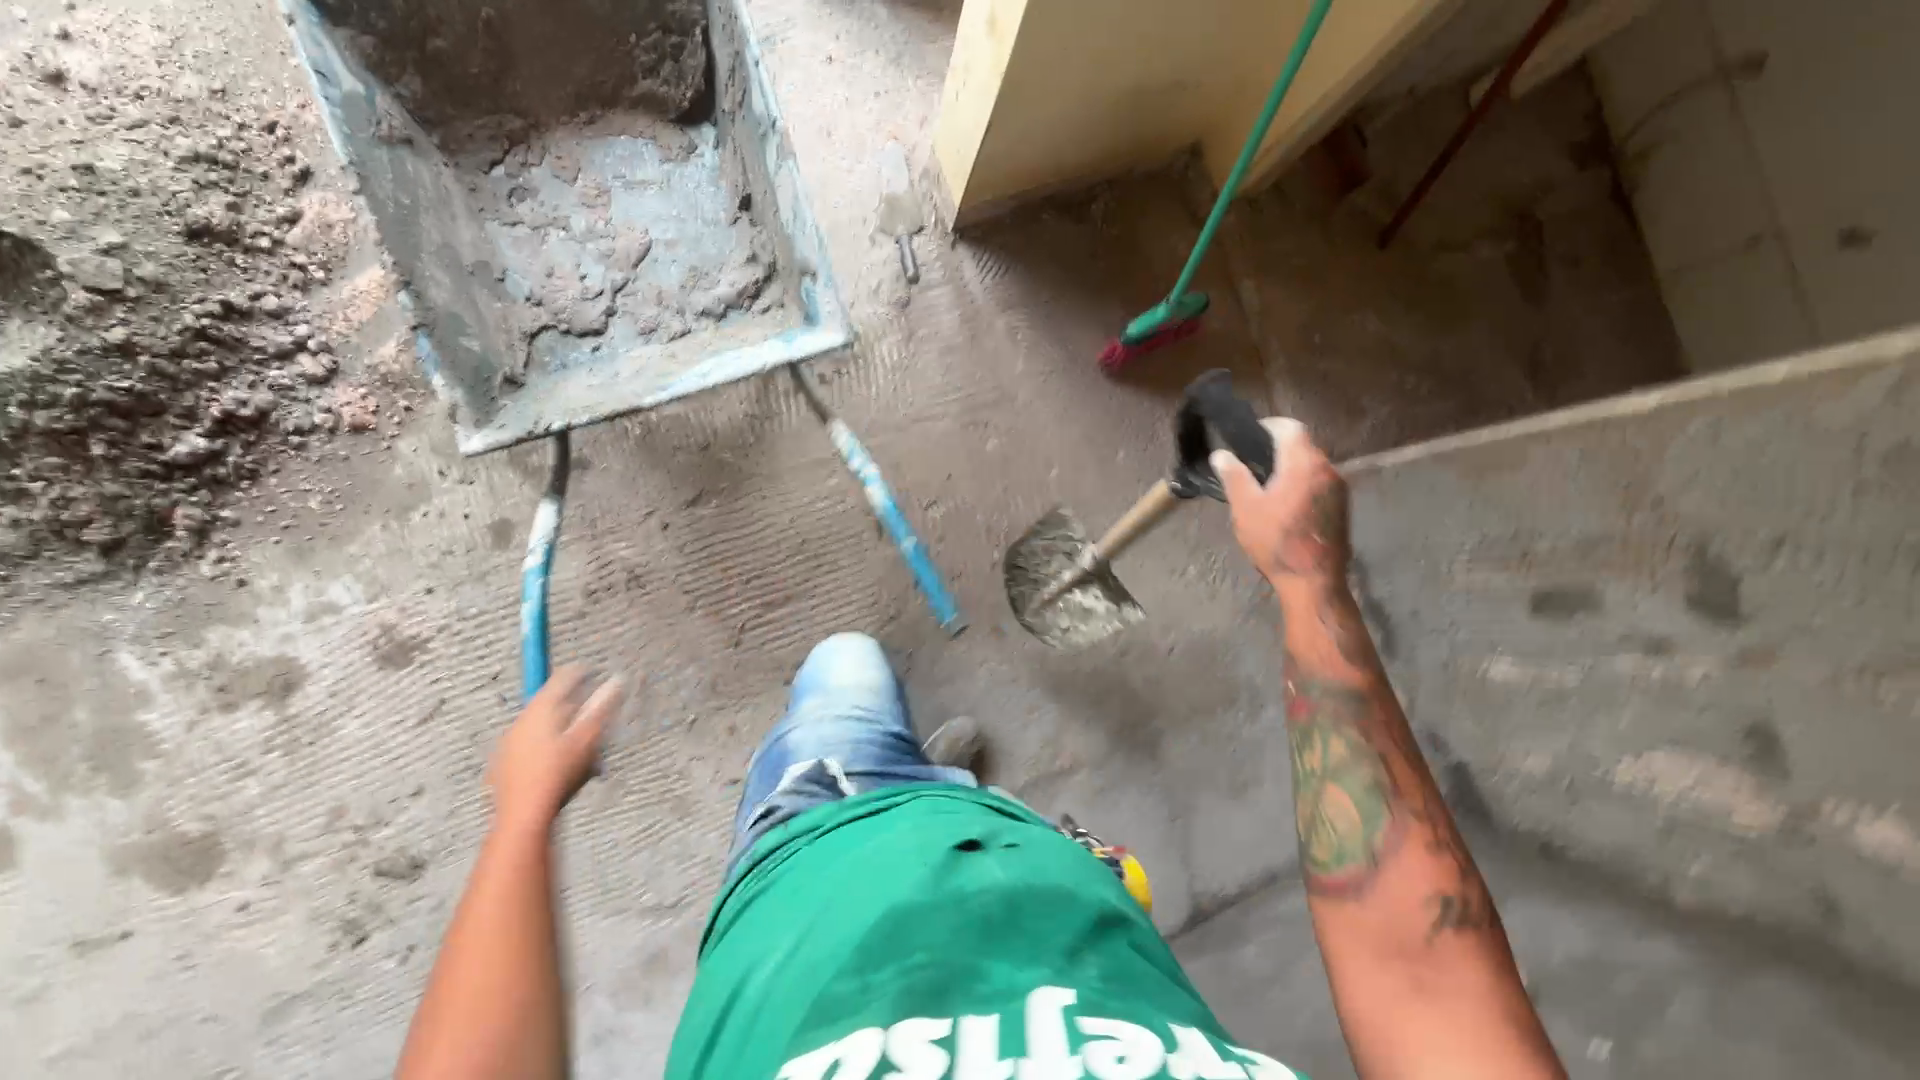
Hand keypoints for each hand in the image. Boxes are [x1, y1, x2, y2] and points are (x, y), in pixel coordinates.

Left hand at [488, 665, 624, 833]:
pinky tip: (554, 761)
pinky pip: (527, 743)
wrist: (523, 814)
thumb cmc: (558, 773)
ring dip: (557, 726)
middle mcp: (520, 719)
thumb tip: (616, 681)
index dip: (580, 673)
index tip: (591, 672)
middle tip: (589, 716)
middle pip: (549, 702)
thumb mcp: (587, 738)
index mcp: (541, 709)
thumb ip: (601, 708)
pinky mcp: (502, 761)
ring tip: (575, 743)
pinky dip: (542, 744)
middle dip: (570, 705)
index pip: (562, 679)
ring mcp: (508, 741)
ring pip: (538, 723)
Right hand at [1211, 418, 1350, 586]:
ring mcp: (1339, 489)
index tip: (1249, 438)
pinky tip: (1285, 504)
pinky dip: (1303, 484)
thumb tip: (1221, 454)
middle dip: (1279, 448)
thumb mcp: (1245, 508)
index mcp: (1304, 463)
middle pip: (1303, 445)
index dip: (1269, 426)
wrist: (1314, 581)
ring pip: (1312, 465)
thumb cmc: (1276, 542)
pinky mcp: (1342, 507)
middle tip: (1252, 464)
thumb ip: (1234, 476)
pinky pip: (1320, 483)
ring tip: (1266, 486)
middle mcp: (1327, 469)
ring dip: (1291, 468)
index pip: (1290, 427)